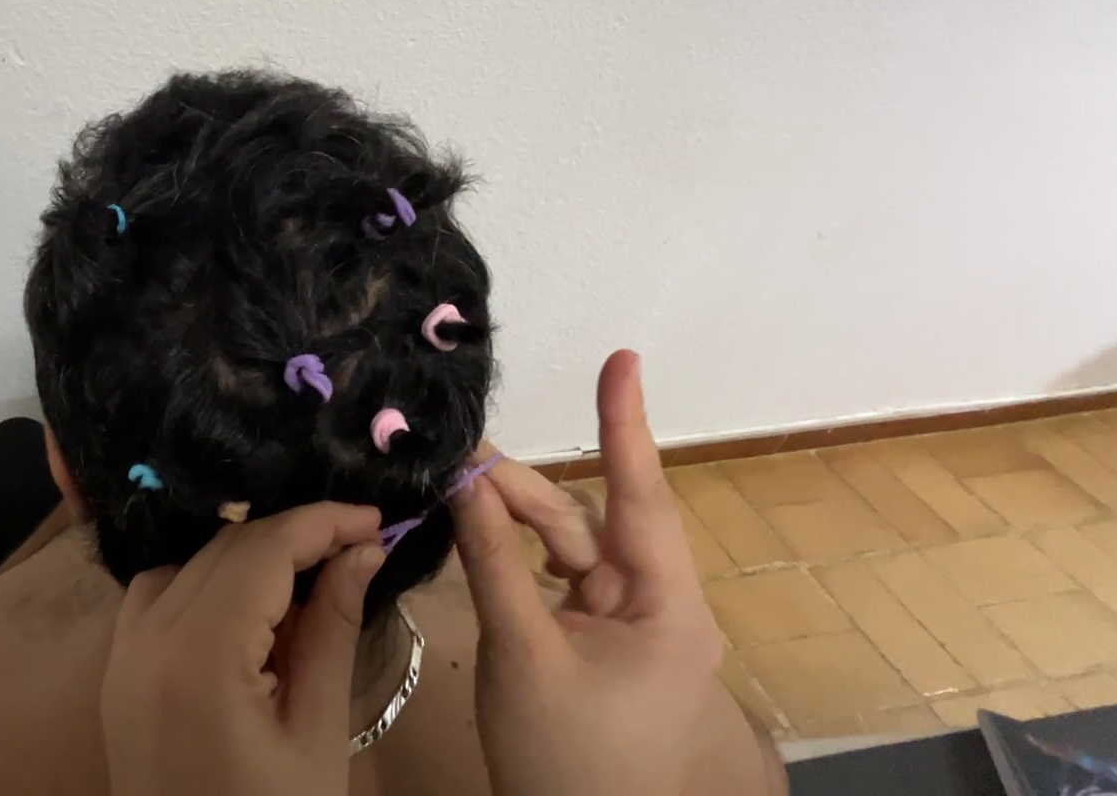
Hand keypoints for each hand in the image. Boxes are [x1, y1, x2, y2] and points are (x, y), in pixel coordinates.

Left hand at [100, 502, 386, 795]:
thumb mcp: (318, 736)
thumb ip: (334, 628)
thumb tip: (363, 550)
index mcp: (196, 656)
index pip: (262, 551)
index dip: (321, 524)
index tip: (374, 519)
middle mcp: (145, 638)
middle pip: (225, 548)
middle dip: (293, 537)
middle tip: (355, 546)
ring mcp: (120, 652)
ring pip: (189, 561)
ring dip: (249, 556)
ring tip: (309, 577)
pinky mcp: (115, 669)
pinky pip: (156, 591)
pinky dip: (203, 579)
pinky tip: (244, 606)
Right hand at [452, 350, 738, 795]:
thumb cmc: (566, 756)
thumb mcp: (522, 649)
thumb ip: (492, 556)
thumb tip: (463, 477)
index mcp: (663, 606)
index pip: (642, 495)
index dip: (627, 423)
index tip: (622, 359)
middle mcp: (651, 601)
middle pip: (581, 518)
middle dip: (519, 489)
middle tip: (454, 462)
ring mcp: (622, 618)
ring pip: (561, 540)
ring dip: (509, 516)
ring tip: (453, 491)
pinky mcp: (592, 633)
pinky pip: (551, 570)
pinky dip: (512, 548)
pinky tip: (474, 529)